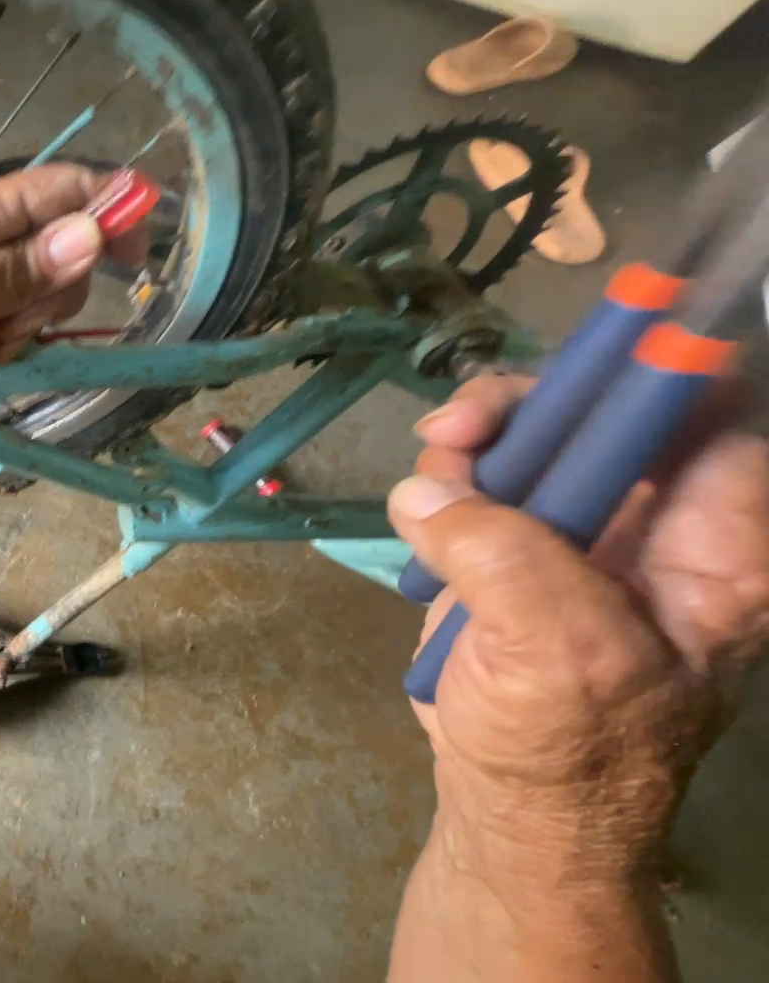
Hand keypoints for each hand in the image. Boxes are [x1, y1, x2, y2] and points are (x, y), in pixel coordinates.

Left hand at [0, 163, 105, 406]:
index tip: (138, 250)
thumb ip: (28, 268)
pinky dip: (2, 333)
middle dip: (54, 290)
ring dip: (25, 319)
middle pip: (62, 243)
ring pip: (40, 284)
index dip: (113, 207)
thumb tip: (94, 232)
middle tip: (14, 321)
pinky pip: (11, 310)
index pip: (66, 186)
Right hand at [388, 374, 768, 887]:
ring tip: (429, 492)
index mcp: (720, 549)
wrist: (506, 791)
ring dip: (470, 448)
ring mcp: (577, 531)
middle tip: (454, 429)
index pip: (719, 424)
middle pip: (606, 415)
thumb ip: (506, 557)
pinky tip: (422, 515)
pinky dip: (441, 480)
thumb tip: (423, 490)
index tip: (586, 352)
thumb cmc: (568, 741)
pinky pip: (477, 480)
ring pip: (529, 441)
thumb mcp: (560, 652)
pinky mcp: (507, 545)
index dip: (666, 374)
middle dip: (527, 408)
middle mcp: (658, 525)